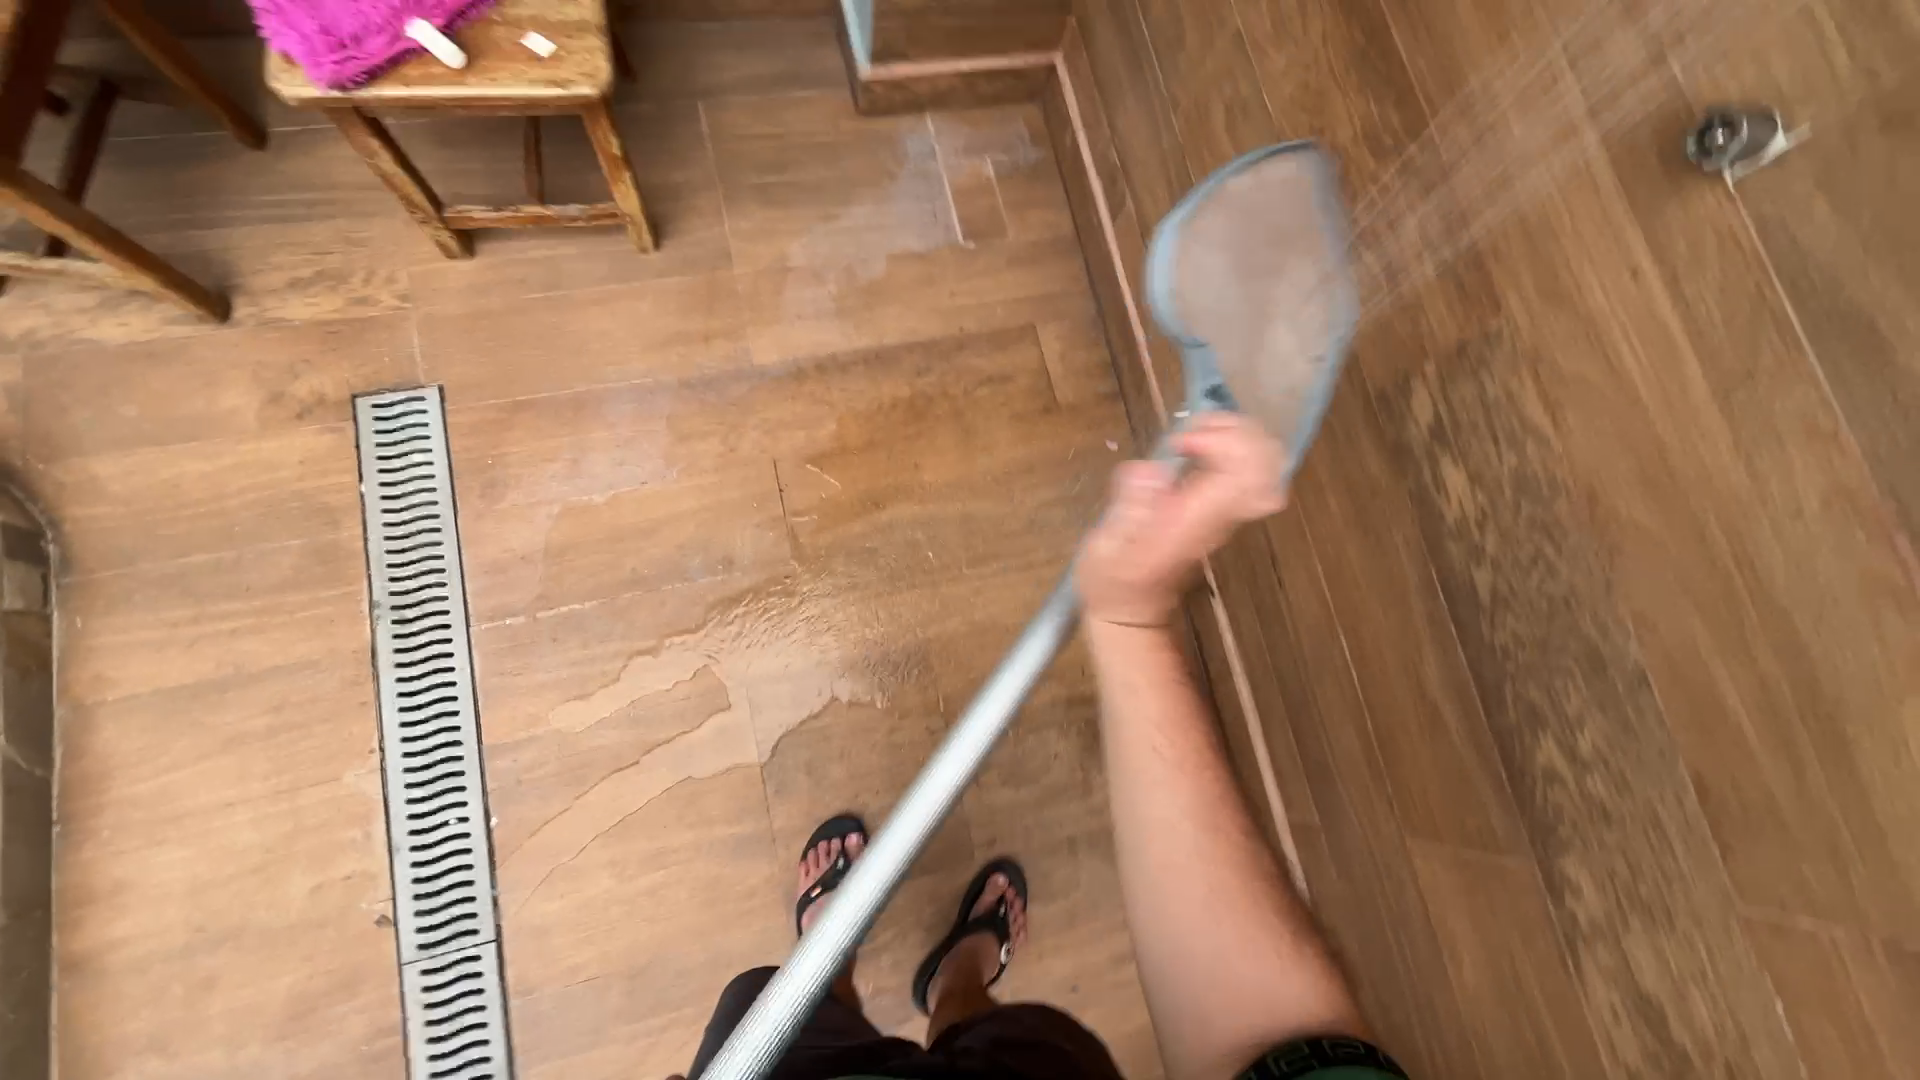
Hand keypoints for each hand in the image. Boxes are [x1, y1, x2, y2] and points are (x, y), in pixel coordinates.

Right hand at [1077, 413, 1287, 628]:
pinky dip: (1237, 447)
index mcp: (1196, 520)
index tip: (1179, 442)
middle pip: (1265, 463)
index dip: (1221, 442)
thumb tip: (1152, 469)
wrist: (1131, 609)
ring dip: (1239, 435)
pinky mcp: (1224, 510)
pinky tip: (1205, 443)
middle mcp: (1221, 515)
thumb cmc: (1112, 580)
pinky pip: (1255, 472)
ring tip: (1198, 432)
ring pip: (1267, 464)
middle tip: (1192, 429)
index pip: (1243, 473)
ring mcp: (1228, 513)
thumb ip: (1128, 510)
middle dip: (1235, 431)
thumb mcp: (1105, 548)